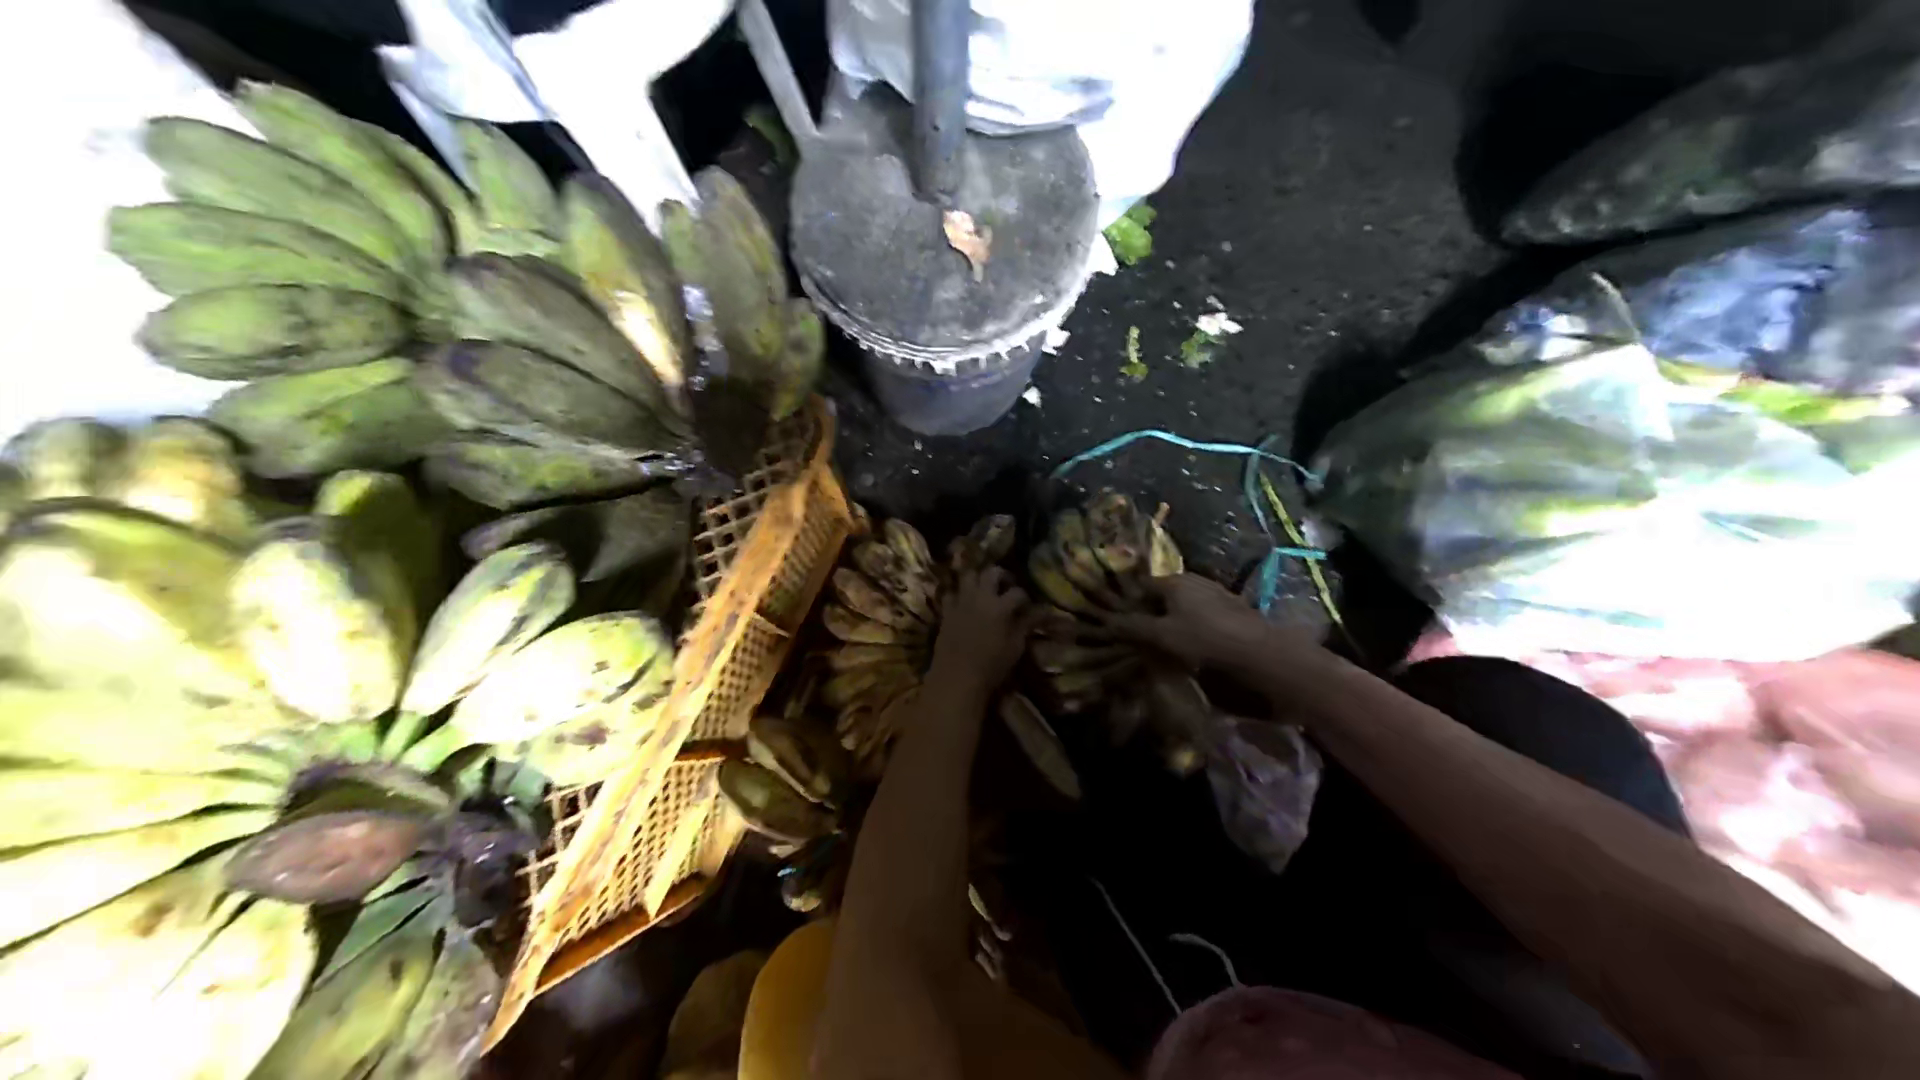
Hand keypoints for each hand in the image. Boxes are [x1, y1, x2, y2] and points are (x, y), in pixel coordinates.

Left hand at [927, 567, 1034, 697]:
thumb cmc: (991, 666)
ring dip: (978, 578)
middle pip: (992, 572)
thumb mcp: (1015, 647)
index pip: (1018, 592)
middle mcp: (980, 597)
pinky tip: (964, 602)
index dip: (1025, 597)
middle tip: (1007, 585)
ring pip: (968, 575)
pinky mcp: (946, 610)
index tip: (1028, 605)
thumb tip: (1041, 611)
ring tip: (984, 588)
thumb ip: (1026, 625)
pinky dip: (958, 593)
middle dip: (1002, 575)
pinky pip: (951, 592)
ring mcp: (961, 601)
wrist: (957, 677)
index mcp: (1000, 606)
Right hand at [1107, 574, 1292, 671]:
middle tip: (1143, 634)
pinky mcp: (1233, 609)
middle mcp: (1194, 580)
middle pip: (1164, 594)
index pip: (1142, 585)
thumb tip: (1107, 621)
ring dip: (1174, 618)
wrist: (1259, 652)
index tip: (1122, 623)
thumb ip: (1133, 627)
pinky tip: (1194, 642)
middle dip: (1152, 610)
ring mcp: (1216, 593)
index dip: (1130, 603)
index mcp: (1174, 581)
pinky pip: (1203, 613)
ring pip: (1185, 603)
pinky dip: (1193, 624)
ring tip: (1167, 641)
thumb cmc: (1204, 639)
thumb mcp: (1162, 635)